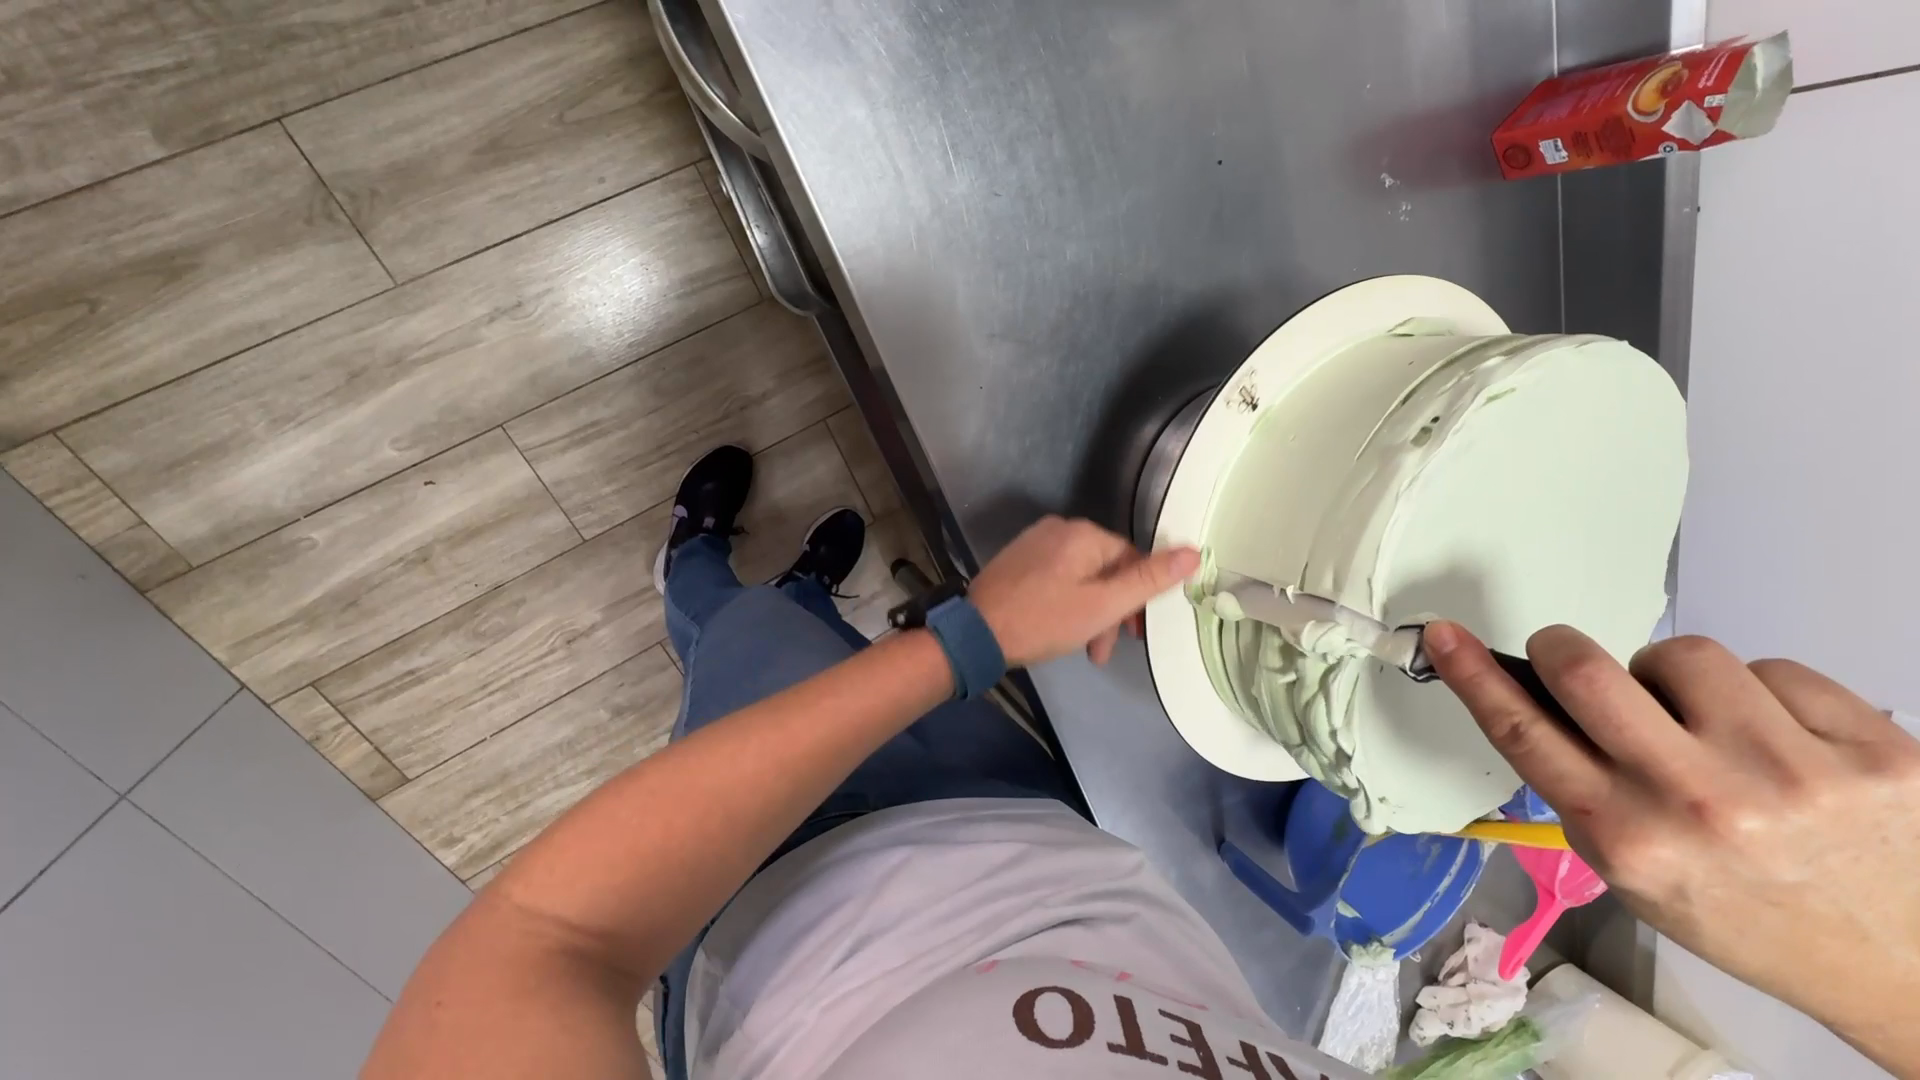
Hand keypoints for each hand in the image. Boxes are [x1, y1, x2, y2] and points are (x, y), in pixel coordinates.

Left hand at [968, 516, 1198, 668]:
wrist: (974, 633)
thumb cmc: (1042, 620)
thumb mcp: (1102, 605)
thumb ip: (1148, 580)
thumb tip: (1194, 552)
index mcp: (1083, 534)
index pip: (1131, 558)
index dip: (1138, 597)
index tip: (1136, 633)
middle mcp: (1059, 529)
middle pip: (1105, 569)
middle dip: (1111, 611)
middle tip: (1106, 648)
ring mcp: (1035, 544)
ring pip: (1082, 577)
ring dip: (1090, 613)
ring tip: (1086, 649)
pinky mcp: (1018, 561)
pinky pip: (1057, 579)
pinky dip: (1067, 604)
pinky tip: (1062, 632)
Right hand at [1424, 621, 1919, 1073]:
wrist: (1900, 966)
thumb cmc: (1742, 914)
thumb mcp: (1631, 872)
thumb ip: (1580, 788)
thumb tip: (1538, 701)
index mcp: (1626, 839)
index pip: (1522, 732)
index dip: (1474, 675)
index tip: (1444, 635)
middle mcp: (1698, 803)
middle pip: (1587, 673)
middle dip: (1563, 648)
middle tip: (1570, 657)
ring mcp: (1792, 773)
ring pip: (1686, 654)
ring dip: (1674, 677)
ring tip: (1705, 720)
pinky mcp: (1875, 752)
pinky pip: (1778, 669)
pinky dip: (1761, 692)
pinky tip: (1779, 737)